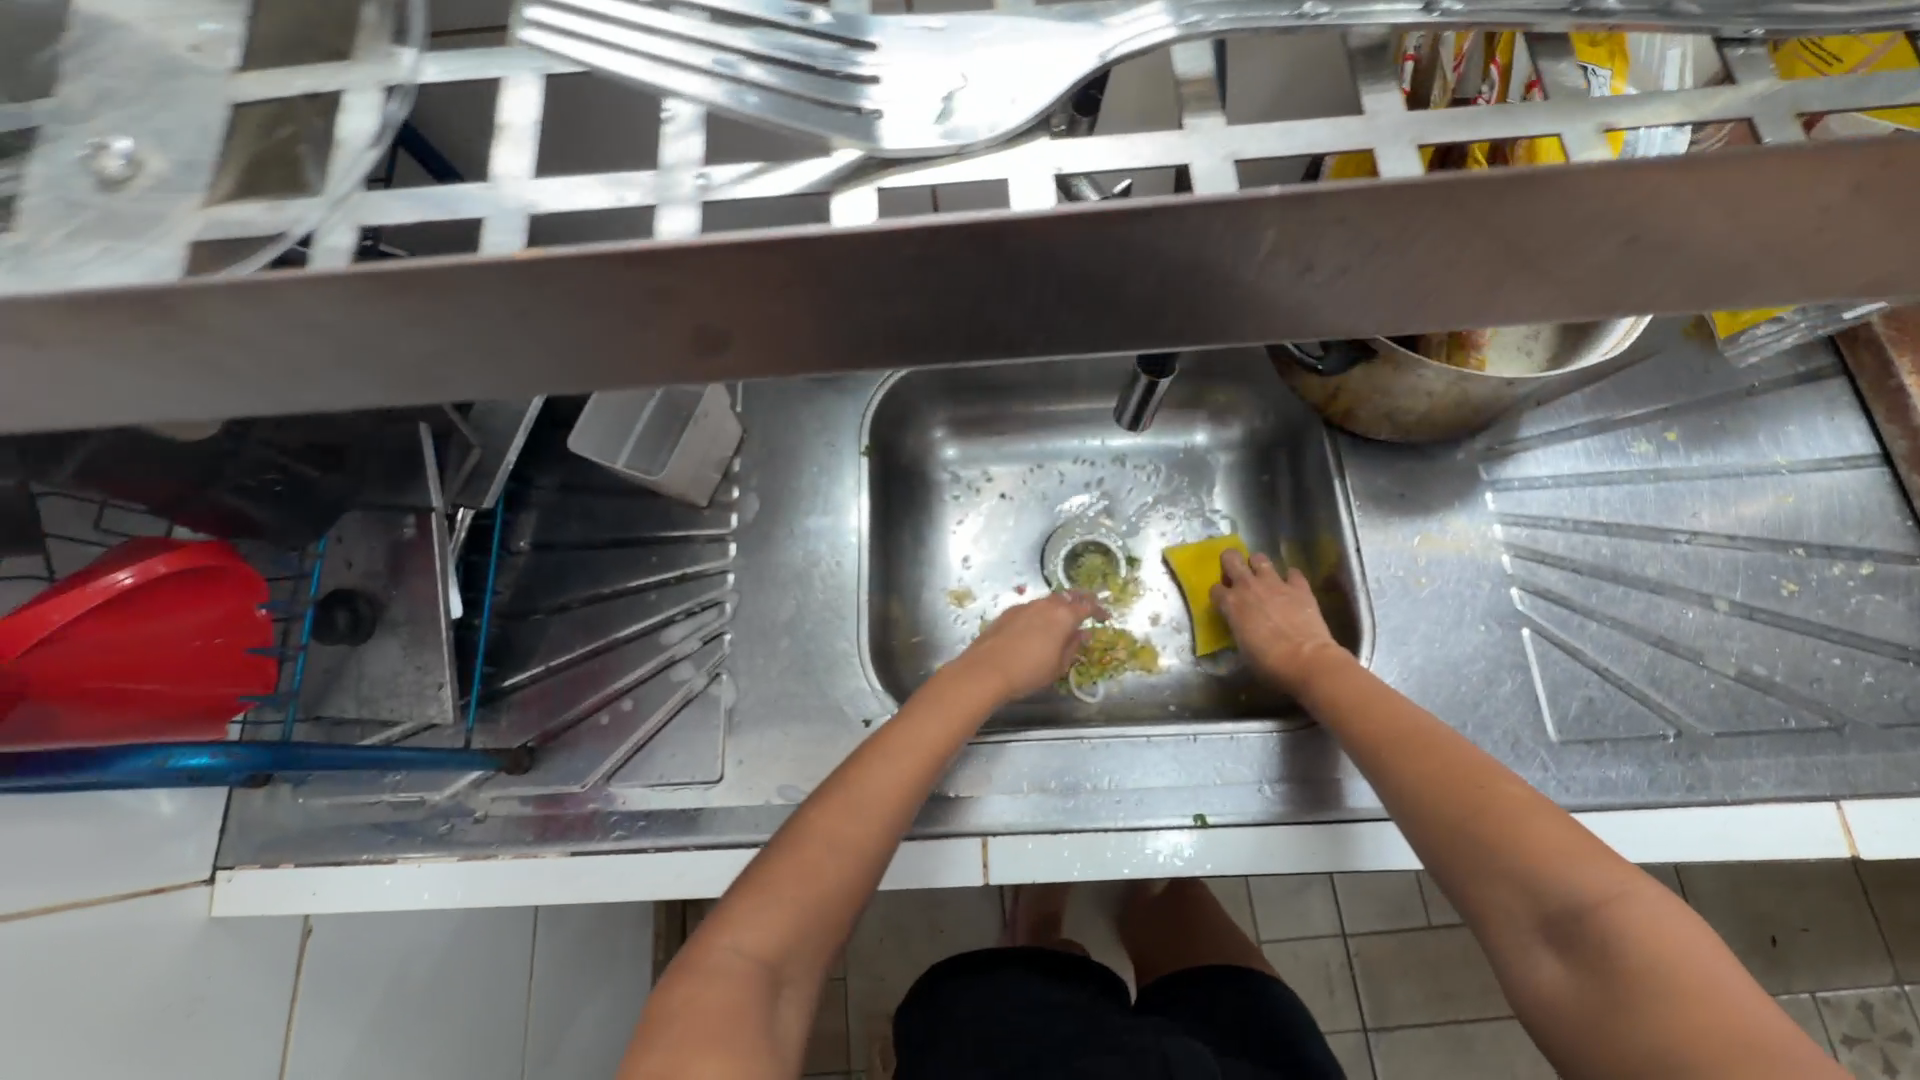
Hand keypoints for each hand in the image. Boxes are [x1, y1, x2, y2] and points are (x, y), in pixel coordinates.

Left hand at [956, 591, 1105, 703]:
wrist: (985, 670)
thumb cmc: (1028, 672)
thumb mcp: (1058, 665)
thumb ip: (1072, 646)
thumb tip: (1082, 634)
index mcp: (1063, 616)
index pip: (1086, 605)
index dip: (1098, 609)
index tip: (1104, 617)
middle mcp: (1044, 605)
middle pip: (1066, 597)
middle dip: (1079, 601)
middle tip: (1086, 609)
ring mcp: (1023, 607)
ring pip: (1046, 601)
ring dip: (1058, 607)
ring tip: (1062, 619)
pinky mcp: (1007, 613)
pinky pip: (1030, 608)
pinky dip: (1039, 613)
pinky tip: (1036, 627)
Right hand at [1211, 550, 1345, 694]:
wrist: (1305, 660)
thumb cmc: (1267, 662)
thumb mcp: (1241, 646)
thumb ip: (1238, 626)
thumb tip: (1242, 624)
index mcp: (1231, 603)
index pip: (1215, 589)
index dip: (1219, 594)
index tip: (1224, 601)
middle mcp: (1248, 586)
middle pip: (1231, 559)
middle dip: (1231, 562)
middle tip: (1237, 574)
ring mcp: (1275, 583)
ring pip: (1260, 558)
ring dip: (1259, 565)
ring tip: (1263, 577)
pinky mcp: (1299, 586)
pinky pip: (1293, 572)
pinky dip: (1291, 578)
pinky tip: (1292, 587)